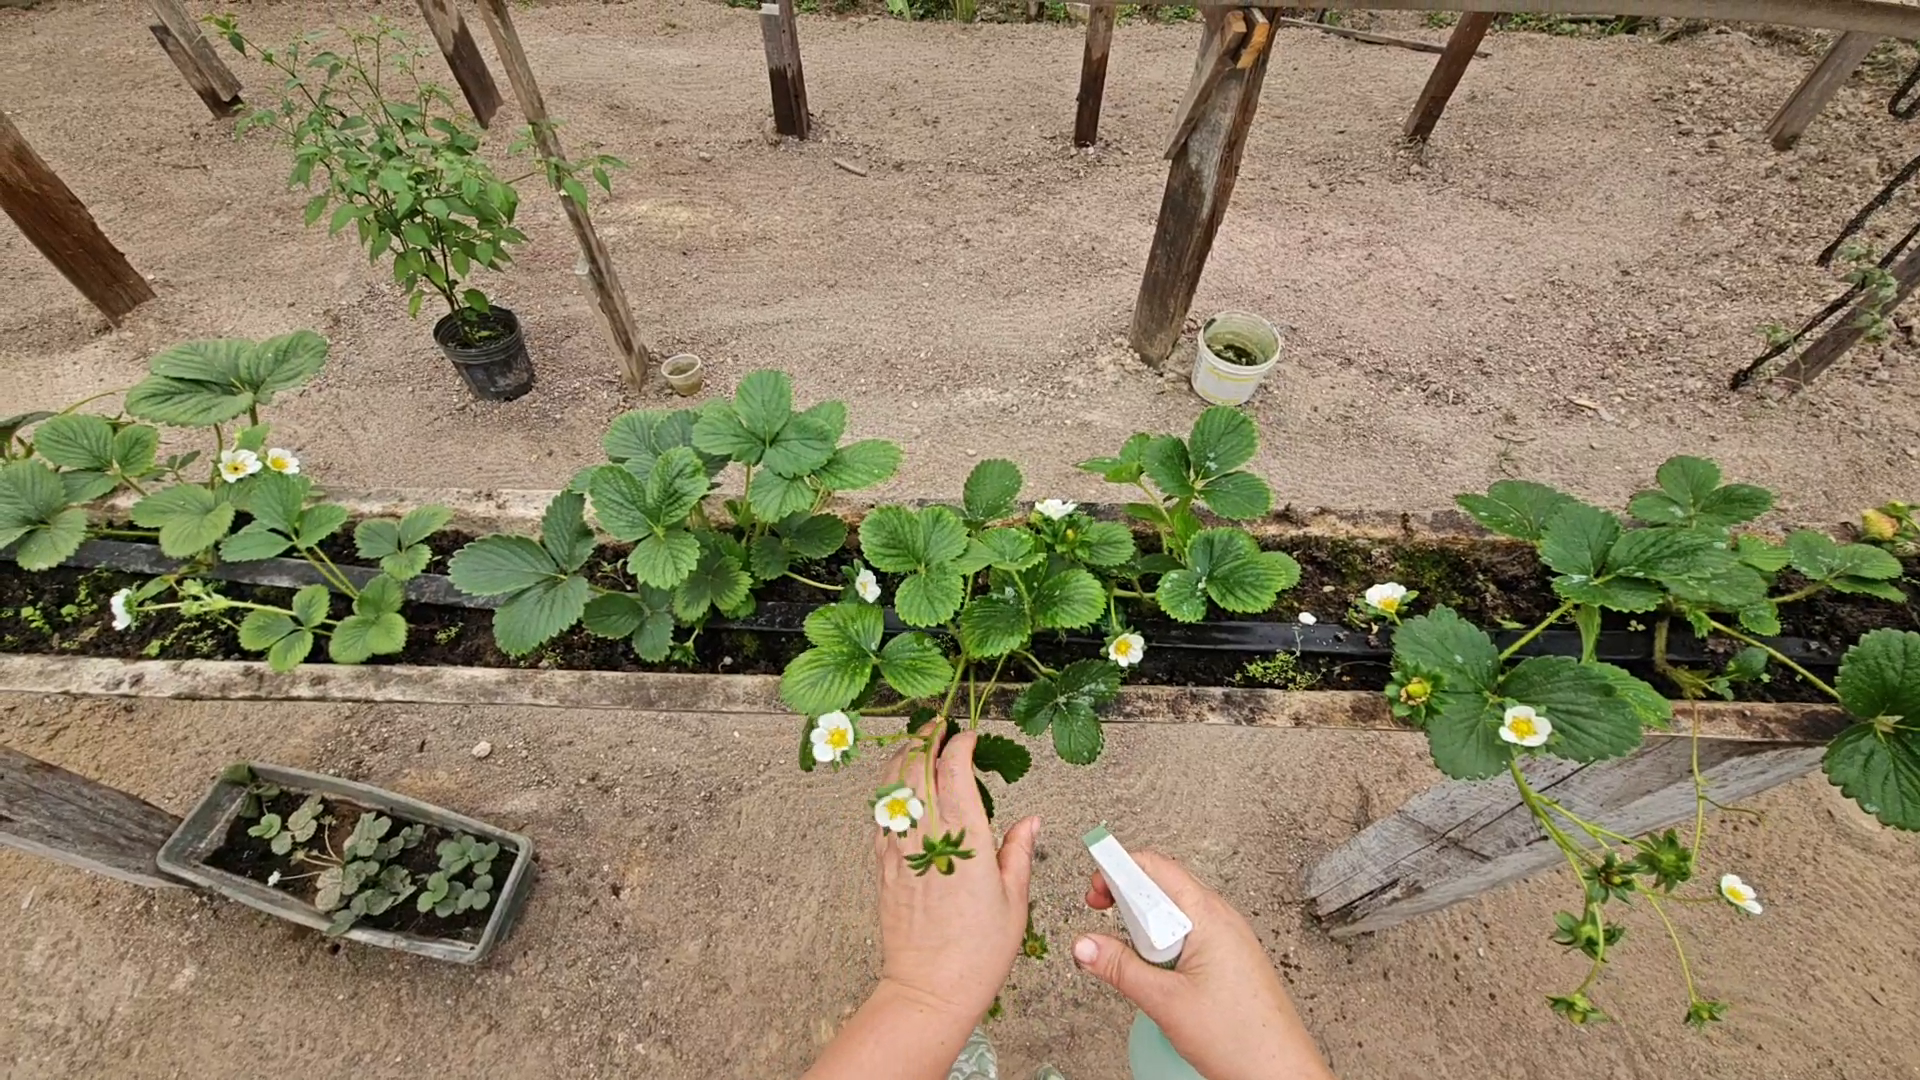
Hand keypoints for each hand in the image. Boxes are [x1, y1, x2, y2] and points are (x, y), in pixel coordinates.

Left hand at [875, 731, 1040, 1025]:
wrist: (929, 990)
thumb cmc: (976, 952)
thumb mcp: (1014, 900)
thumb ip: (1019, 850)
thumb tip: (1031, 820)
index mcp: (966, 838)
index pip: (955, 769)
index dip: (960, 743)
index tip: (969, 736)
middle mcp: (930, 835)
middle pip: (918, 766)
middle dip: (926, 737)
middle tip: (937, 724)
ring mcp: (901, 848)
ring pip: (894, 785)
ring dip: (903, 756)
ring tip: (915, 742)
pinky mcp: (884, 865)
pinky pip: (881, 815)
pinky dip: (888, 790)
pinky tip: (896, 785)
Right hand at [1073, 851, 1334, 1079]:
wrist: (1284, 1078)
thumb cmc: (1242, 1042)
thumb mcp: (1165, 1001)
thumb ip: (1119, 968)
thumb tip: (1084, 945)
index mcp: (1207, 915)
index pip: (1154, 867)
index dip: (1117, 869)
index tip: (1094, 887)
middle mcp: (1221, 917)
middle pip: (1163, 883)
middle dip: (1126, 894)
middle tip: (1102, 912)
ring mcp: (1229, 935)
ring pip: (1175, 908)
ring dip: (1146, 919)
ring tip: (1133, 949)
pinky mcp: (1231, 955)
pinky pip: (1190, 929)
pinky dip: (1165, 938)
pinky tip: (1159, 966)